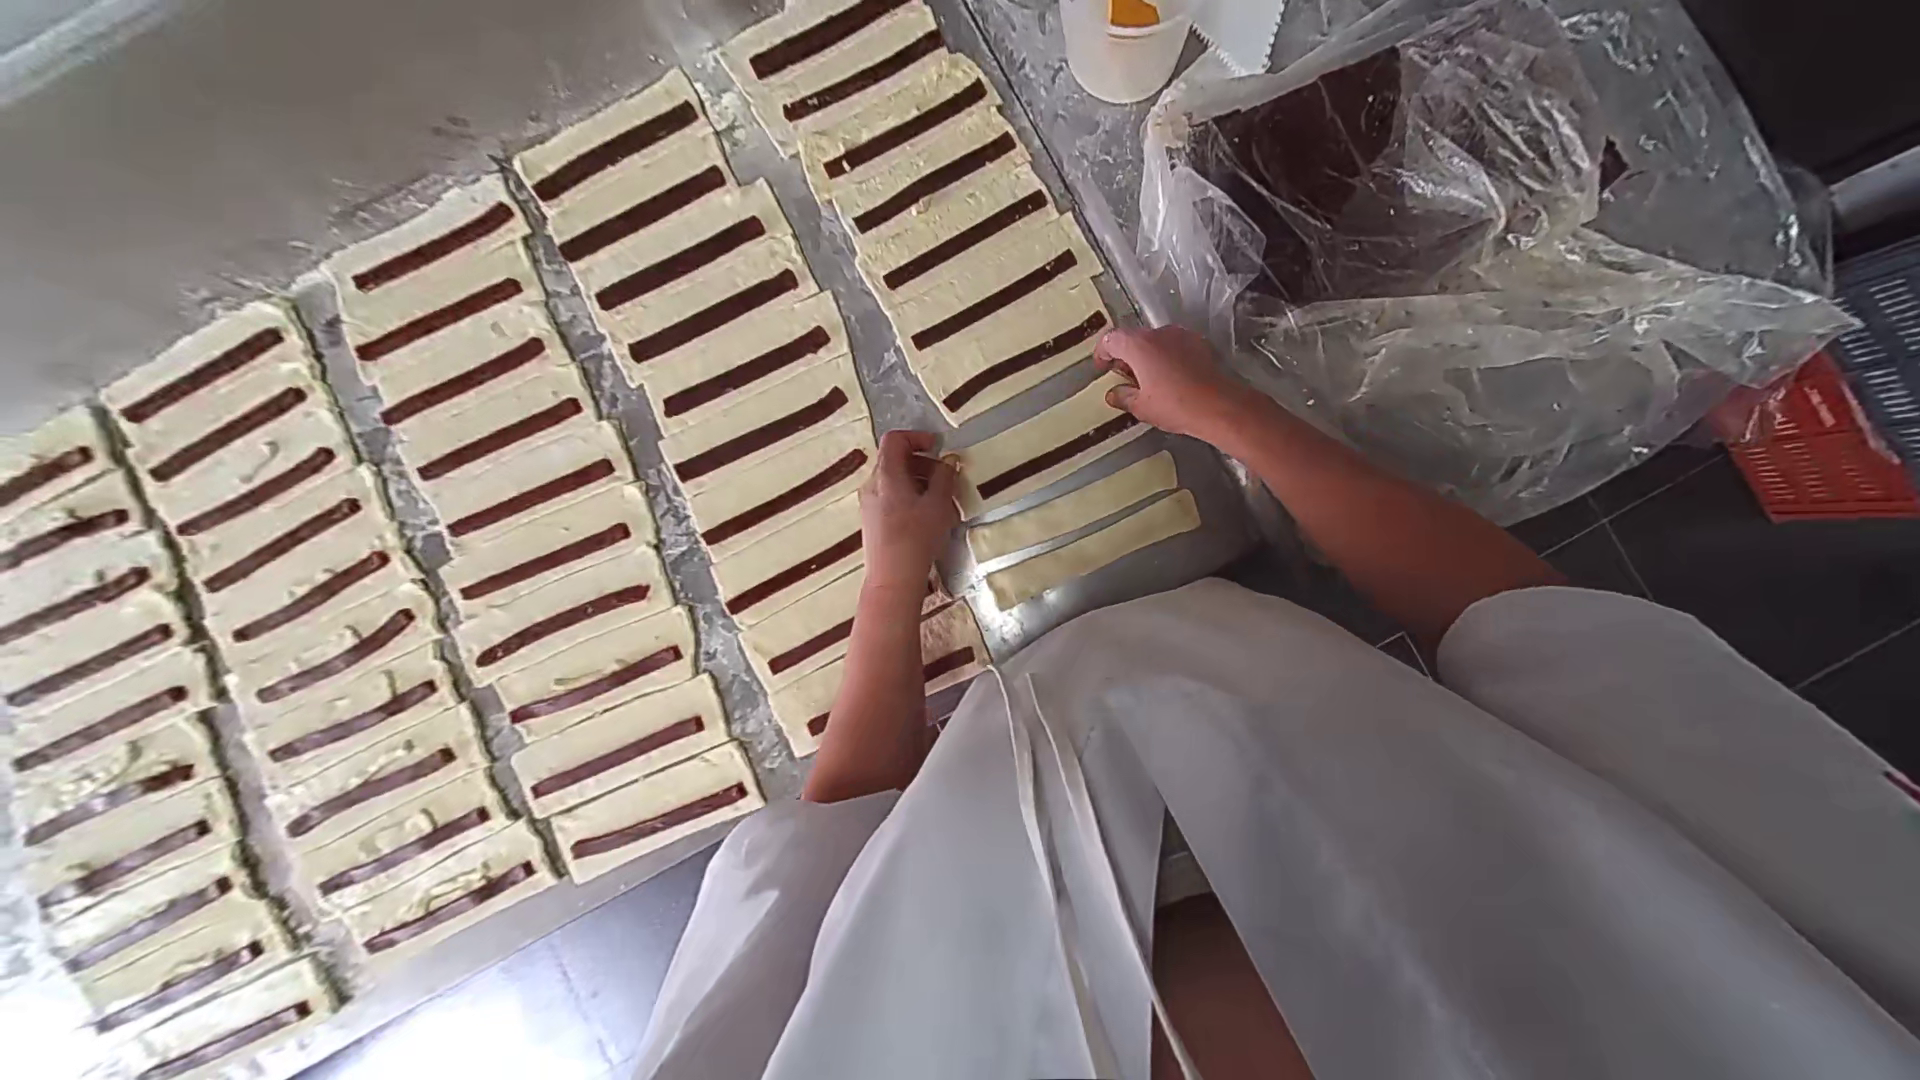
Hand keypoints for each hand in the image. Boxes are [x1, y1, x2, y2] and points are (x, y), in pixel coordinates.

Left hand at [859, 430, 958, 591]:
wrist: (892, 579)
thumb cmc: (916, 539)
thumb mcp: (937, 505)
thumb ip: (944, 478)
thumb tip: (948, 461)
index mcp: (886, 475)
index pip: (894, 439)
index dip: (916, 437)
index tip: (937, 447)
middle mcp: (872, 485)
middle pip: (895, 459)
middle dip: (923, 463)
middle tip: (945, 477)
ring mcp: (869, 503)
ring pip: (895, 480)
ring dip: (919, 481)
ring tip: (941, 500)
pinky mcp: (872, 520)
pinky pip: (891, 497)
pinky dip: (910, 497)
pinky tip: (927, 517)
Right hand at [1094, 325, 1275, 443]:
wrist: (1218, 405)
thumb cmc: (1175, 405)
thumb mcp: (1141, 407)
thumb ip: (1122, 396)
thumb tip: (1113, 394)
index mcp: (1139, 346)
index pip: (1111, 339)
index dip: (1102, 353)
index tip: (1102, 368)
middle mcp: (1159, 334)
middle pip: (1133, 338)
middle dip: (1125, 355)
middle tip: (1123, 377)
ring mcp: (1181, 336)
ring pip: (1154, 341)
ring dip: (1146, 356)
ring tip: (1147, 379)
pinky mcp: (1198, 343)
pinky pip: (1173, 346)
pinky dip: (1165, 357)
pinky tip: (1169, 378)